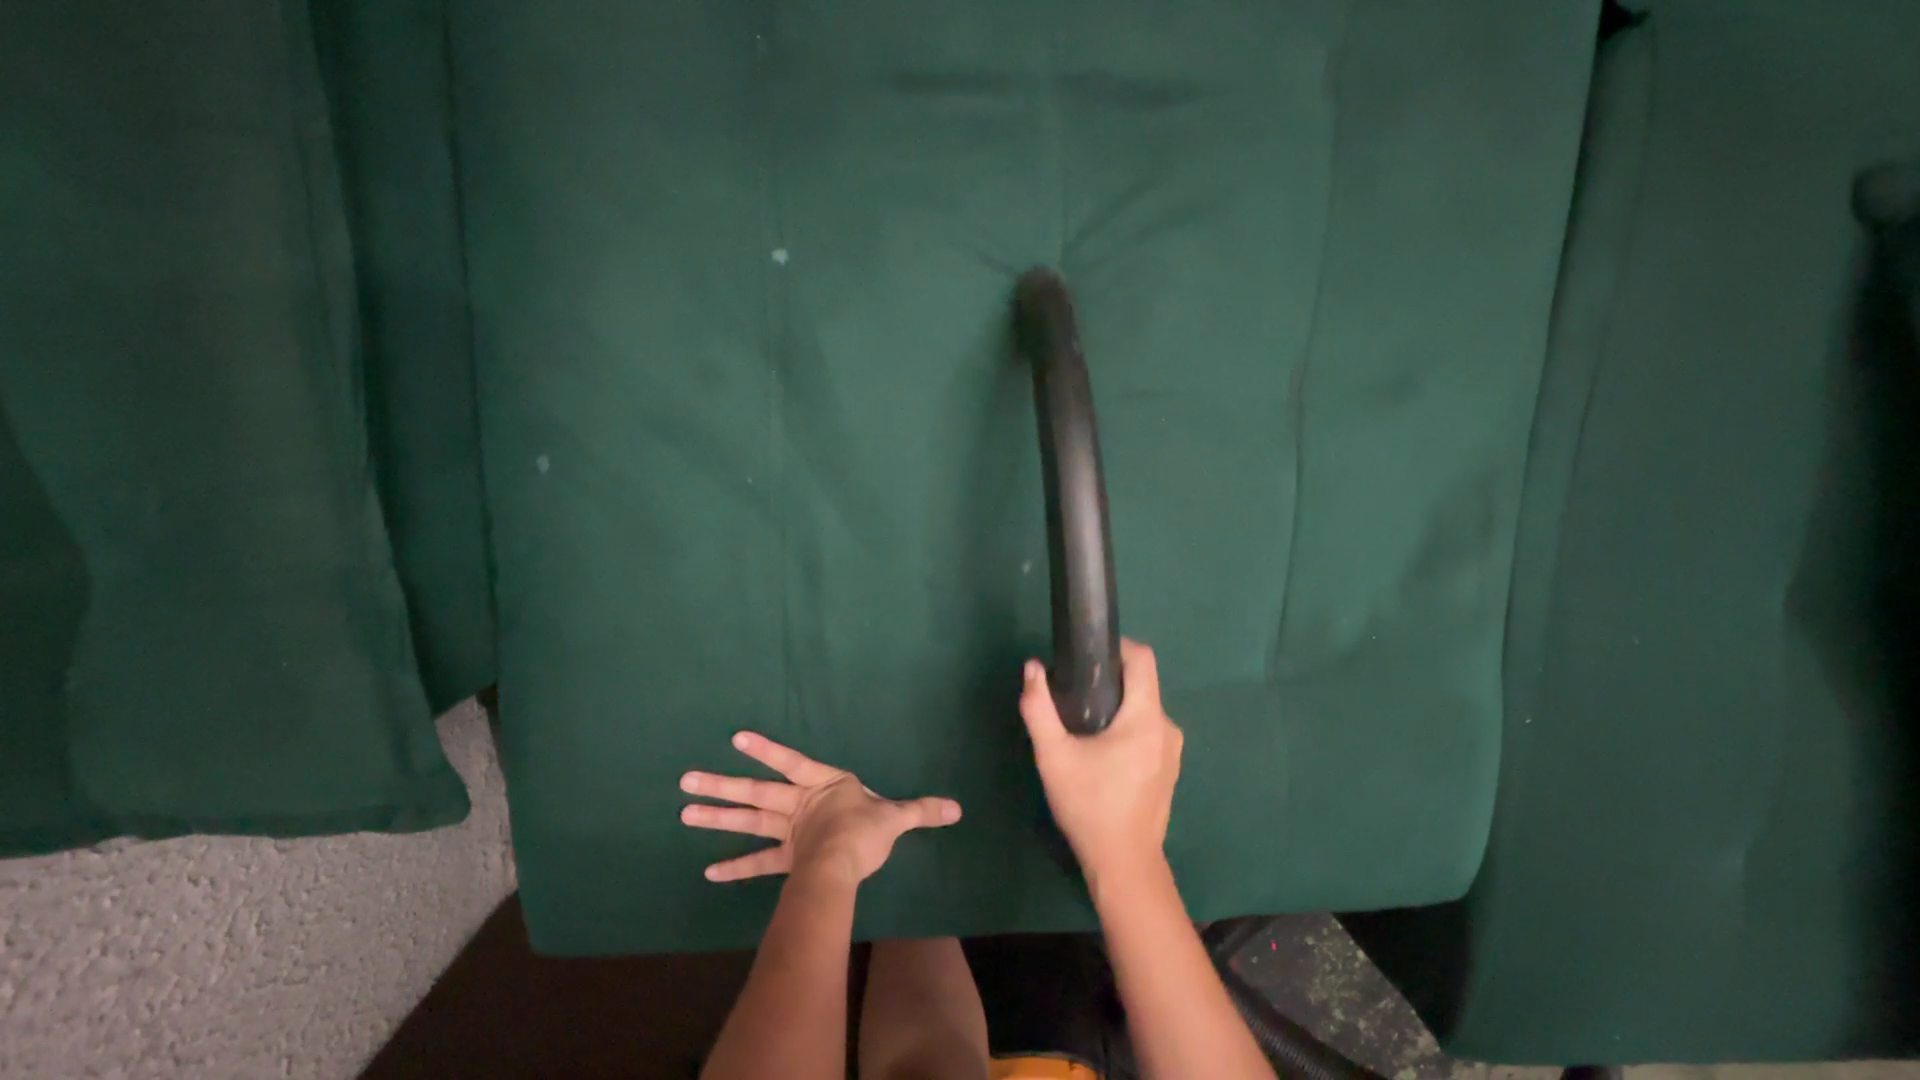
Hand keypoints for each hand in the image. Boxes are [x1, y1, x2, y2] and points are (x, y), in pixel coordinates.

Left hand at [681, 731, 962, 884]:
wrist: (846, 868)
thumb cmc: (866, 834)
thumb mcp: (896, 817)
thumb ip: (921, 810)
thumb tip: (957, 809)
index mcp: (823, 784)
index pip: (790, 761)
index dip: (765, 750)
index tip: (734, 738)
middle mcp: (798, 804)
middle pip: (756, 792)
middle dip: (721, 785)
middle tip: (686, 779)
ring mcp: (787, 831)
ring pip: (747, 821)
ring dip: (716, 816)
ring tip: (684, 811)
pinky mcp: (785, 859)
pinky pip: (756, 863)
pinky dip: (733, 866)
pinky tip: (708, 870)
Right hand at [1020, 640, 1182, 882]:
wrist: (1123, 864)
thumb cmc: (1089, 806)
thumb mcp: (1053, 757)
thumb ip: (1039, 709)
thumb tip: (1031, 668)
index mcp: (1146, 718)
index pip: (1143, 658)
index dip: (1116, 646)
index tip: (1087, 653)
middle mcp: (1167, 727)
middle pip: (1142, 683)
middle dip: (1109, 679)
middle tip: (1073, 691)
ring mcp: (1173, 749)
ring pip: (1144, 708)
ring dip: (1116, 706)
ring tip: (1082, 722)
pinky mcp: (1169, 767)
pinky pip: (1148, 730)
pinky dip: (1126, 727)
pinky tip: (1101, 749)